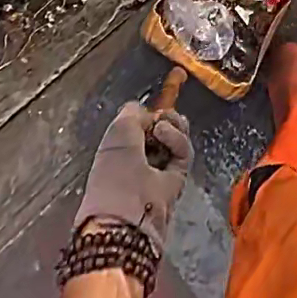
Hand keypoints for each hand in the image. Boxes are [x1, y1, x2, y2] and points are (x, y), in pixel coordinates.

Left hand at [73, 101, 191, 252]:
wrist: (125, 222)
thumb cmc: (113, 176)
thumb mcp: (117, 135)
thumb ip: (132, 114)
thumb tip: (147, 110)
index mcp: (120, 146)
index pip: (142, 117)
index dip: (158, 99)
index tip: (178, 75)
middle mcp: (141, 154)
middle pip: (163, 122)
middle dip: (167, 112)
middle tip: (164, 114)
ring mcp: (160, 165)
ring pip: (177, 133)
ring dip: (173, 124)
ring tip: (164, 127)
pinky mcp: (177, 176)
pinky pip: (183, 149)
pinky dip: (176, 139)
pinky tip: (165, 135)